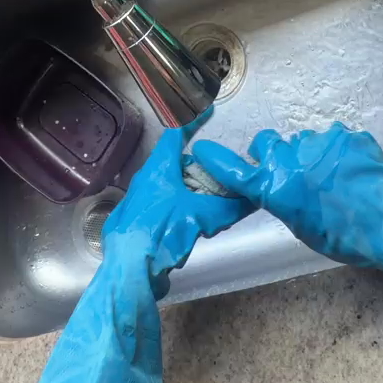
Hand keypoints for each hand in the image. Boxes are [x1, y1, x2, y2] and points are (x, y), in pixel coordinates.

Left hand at [106, 109, 251, 291]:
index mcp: (158, 169)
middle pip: (174, 162)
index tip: (207, 111)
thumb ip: (228, 208)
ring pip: (169, 186)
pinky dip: (180, 207)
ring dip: (189, 190)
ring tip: (209, 201)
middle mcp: (145, 179)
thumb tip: (252, 199)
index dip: (192, 121)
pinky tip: (192, 225)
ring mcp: (139, 201)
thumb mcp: (200, 217)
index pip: (175, 134)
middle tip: (217, 172)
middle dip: (196, 165)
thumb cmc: (161, 233)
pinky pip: (163, 205)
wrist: (129, 271)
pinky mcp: (138, 222)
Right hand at [190, 124, 382, 269]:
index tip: (202, 150)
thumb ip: (284, 200)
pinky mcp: (342, 134)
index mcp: (274, 186)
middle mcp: (288, 158)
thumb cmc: (348, 237)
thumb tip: (282, 189)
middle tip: (289, 170)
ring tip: (332, 176)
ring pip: (301, 141)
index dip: (216, 160)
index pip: (234, 170)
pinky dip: (337, 151)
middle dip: (272, 152)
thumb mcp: (303, 228)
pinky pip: (332, 139)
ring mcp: (316, 142)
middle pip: (267, 143)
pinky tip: (353, 170)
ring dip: (308, 154)